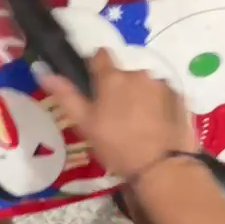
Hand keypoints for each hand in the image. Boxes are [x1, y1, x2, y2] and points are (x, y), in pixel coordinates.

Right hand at [38, 51, 197, 179]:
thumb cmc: (117, 146)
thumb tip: (44, 72)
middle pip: (124, 74)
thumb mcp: (85, 125)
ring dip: (141, 97)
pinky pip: (164, 96)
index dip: (95, 67)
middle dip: (120, 89)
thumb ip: (66, 96)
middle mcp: (138, 73)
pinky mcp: (180, 98)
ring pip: (145, 85)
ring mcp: (162, 85)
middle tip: (116, 117)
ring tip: (139, 125)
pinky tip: (157, 127)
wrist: (162, 167)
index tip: (94, 86)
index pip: (100, 56)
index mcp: (112, 78)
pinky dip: (160, 106)